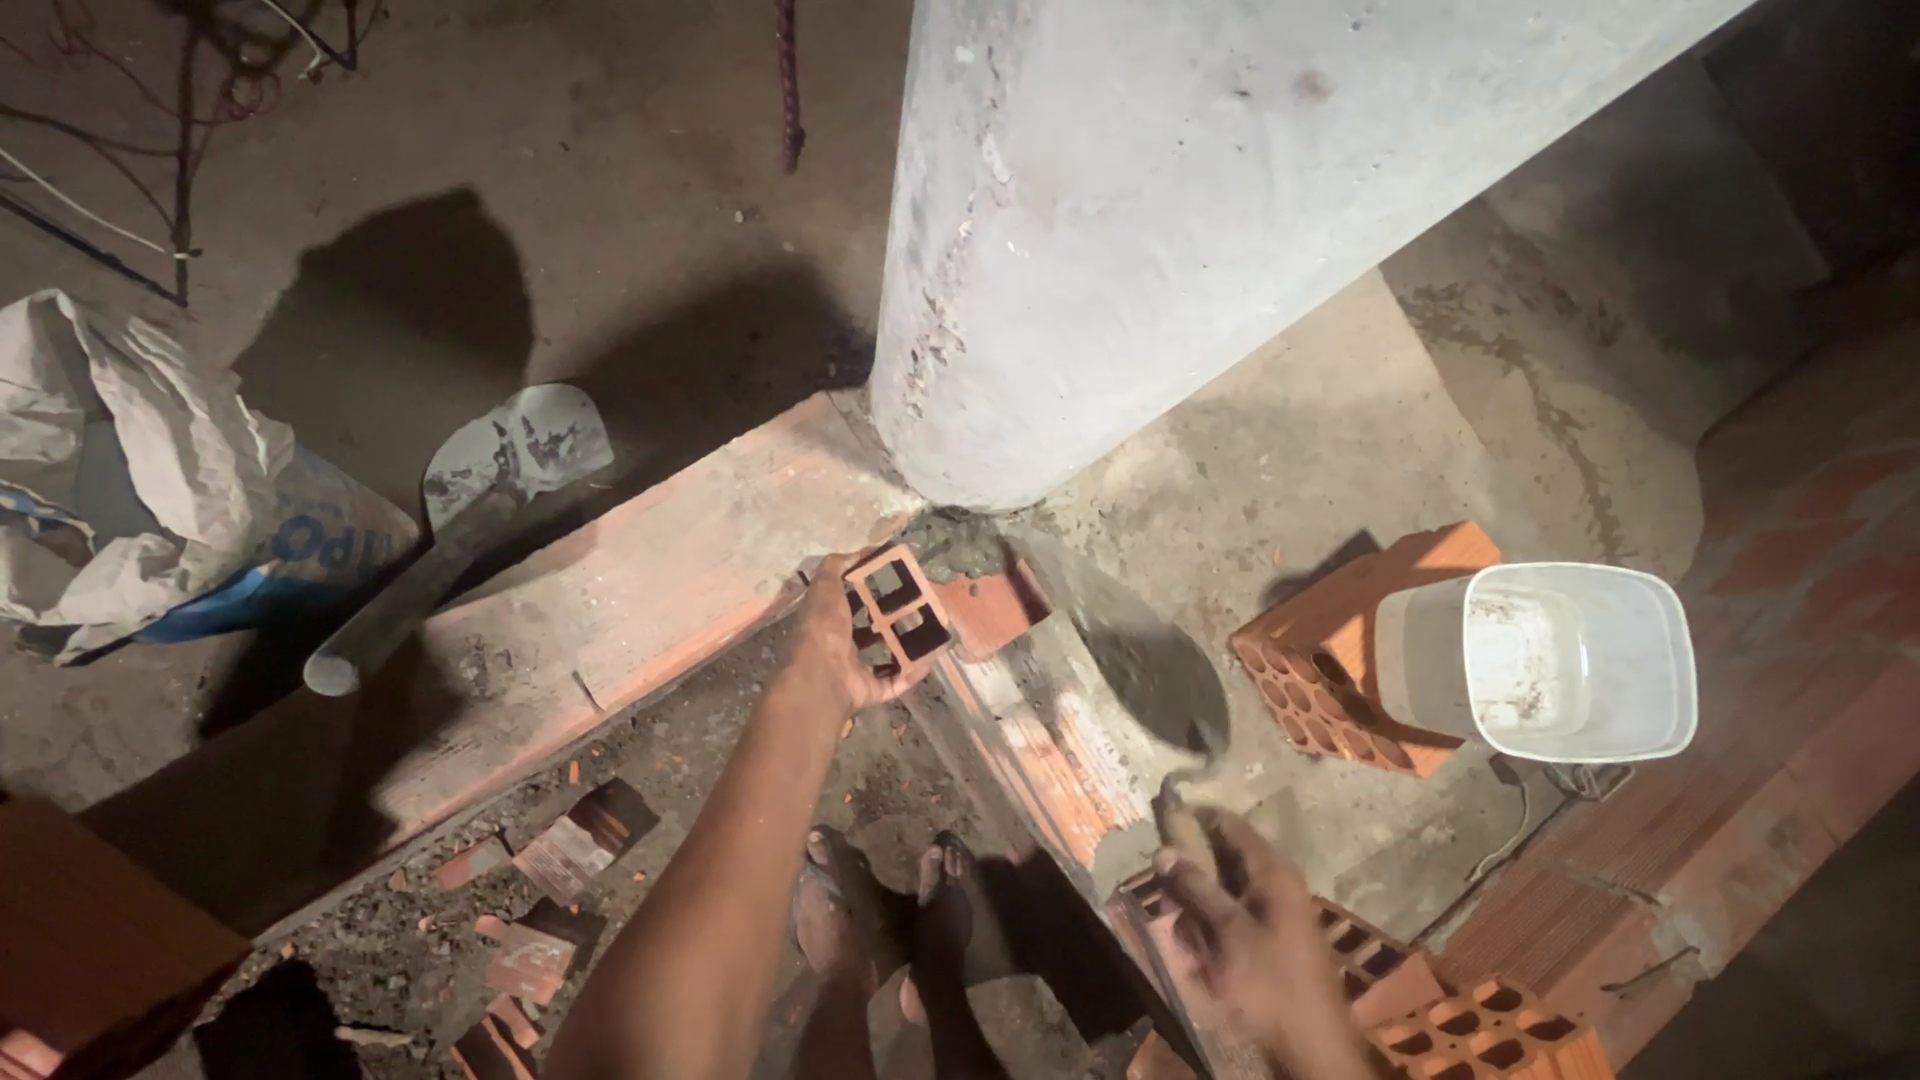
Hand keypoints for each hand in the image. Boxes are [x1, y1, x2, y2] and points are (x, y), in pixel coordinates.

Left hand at [780, 552, 931, 715]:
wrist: (820, 675)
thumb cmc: (822, 627)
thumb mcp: (825, 586)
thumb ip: (837, 566)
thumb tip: (861, 552)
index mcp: (827, 620)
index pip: (849, 603)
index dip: (869, 592)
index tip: (895, 582)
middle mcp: (839, 645)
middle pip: (869, 631)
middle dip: (891, 620)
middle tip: (916, 608)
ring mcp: (853, 671)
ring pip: (883, 657)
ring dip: (904, 647)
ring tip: (927, 632)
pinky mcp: (868, 690)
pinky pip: (894, 682)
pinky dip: (910, 675)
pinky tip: (928, 661)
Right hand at [1154, 810, 1371, 1078]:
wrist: (1314, 1048)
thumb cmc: (1271, 983)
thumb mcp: (1227, 932)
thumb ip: (1196, 888)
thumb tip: (1164, 850)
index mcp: (1273, 871)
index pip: (1229, 823)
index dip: (1195, 818)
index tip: (1161, 820)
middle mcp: (1277, 881)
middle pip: (1223, 856)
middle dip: (1191, 871)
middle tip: (1166, 889)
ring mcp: (1276, 909)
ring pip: (1224, 888)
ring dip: (1198, 904)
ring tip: (1184, 931)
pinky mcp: (1271, 935)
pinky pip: (1232, 915)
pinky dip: (1212, 924)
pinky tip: (1200, 950)